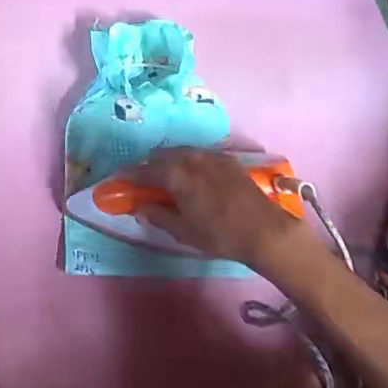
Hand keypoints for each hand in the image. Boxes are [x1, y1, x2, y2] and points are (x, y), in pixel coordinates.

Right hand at [126, 147, 305, 267]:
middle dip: (150, 168)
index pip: (141, 170)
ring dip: (170, 163)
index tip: (119, 182)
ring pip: (179, 152)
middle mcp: (188, 157)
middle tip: (149, 186)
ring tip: (173, 182)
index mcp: (173, 173)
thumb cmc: (220, 234)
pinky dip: (190, 163)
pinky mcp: (226, 159)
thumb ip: (157, 216)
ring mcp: (209, 155)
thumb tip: (140, 207)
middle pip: (159, 156)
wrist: (267, 231)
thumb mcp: (183, 231)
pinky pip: (198, 155)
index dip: (128, 177)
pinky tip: (197, 180)